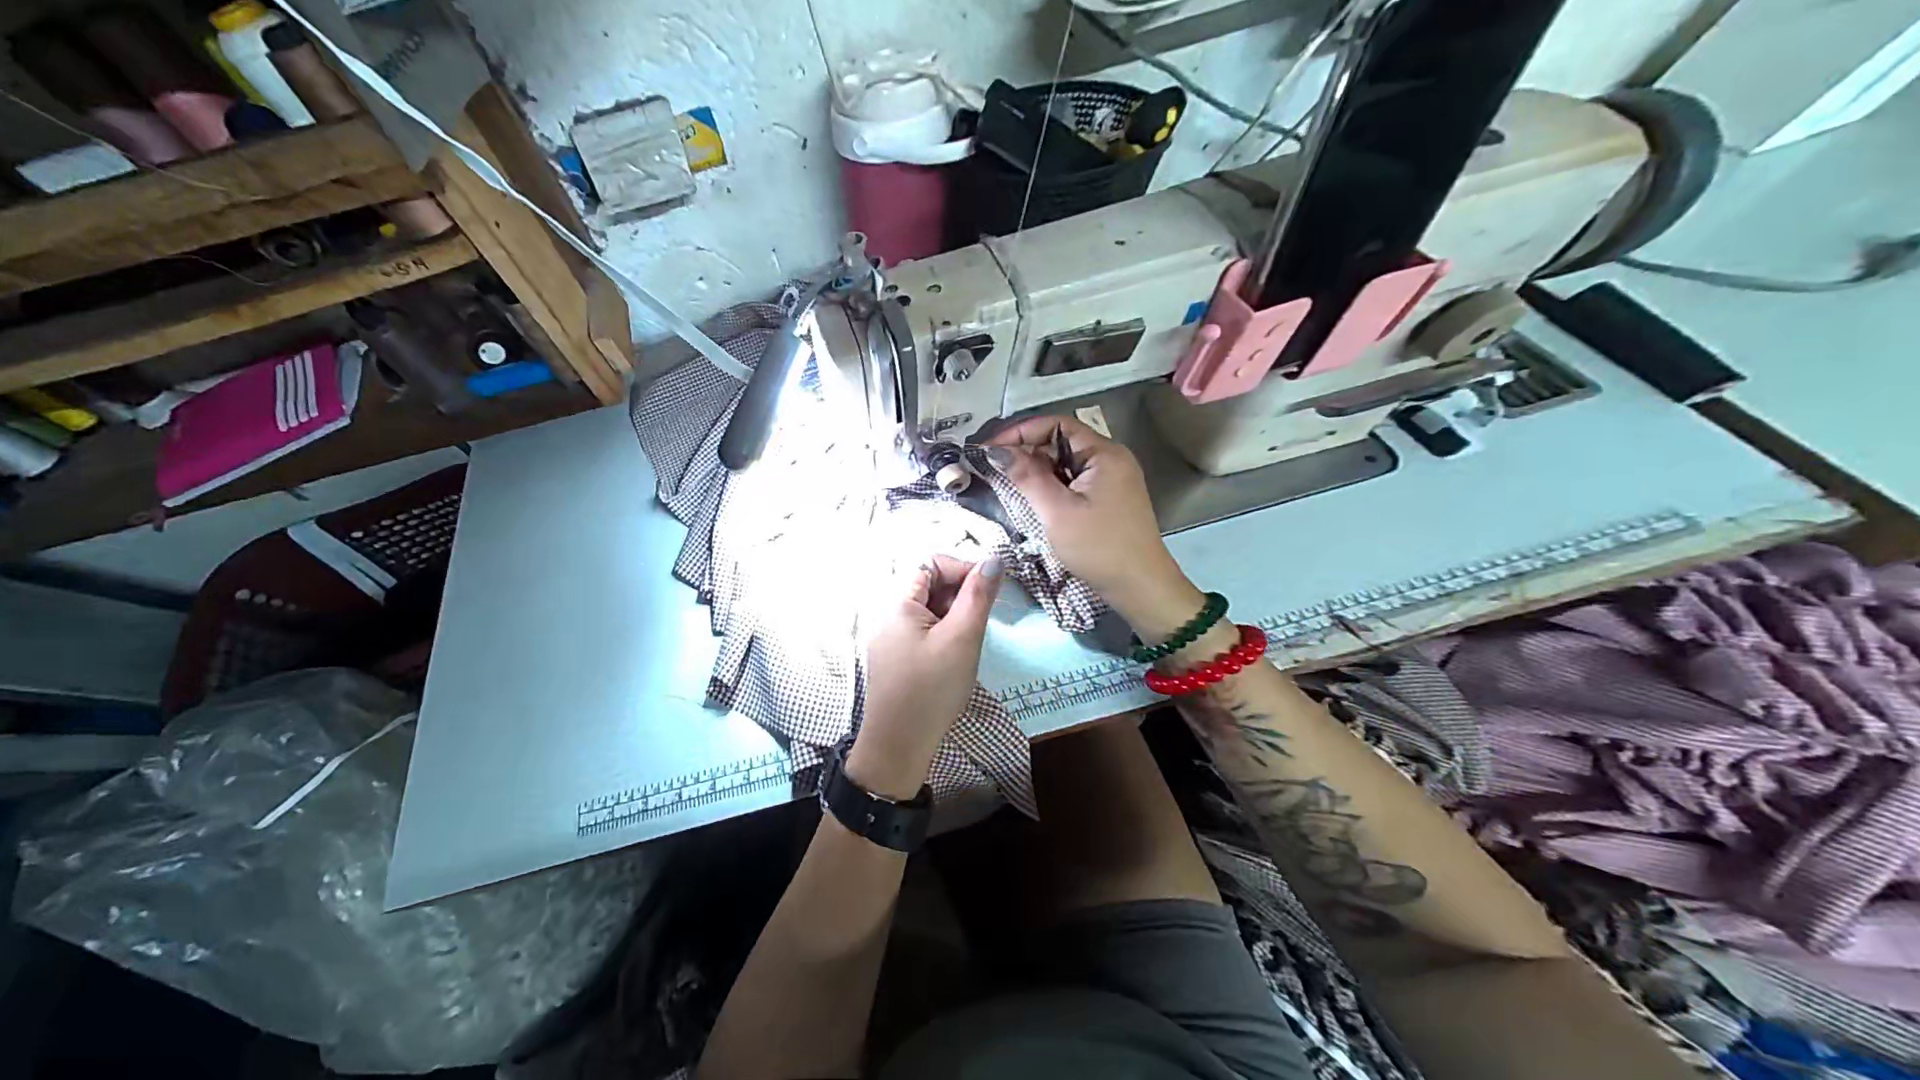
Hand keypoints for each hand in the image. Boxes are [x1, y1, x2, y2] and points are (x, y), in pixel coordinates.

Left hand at [853, 554, 1002, 798]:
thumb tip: (994, 559)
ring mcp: (891, 640)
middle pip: (930, 585)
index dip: (962, 568)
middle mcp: (889, 616)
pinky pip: (924, 633)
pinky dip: (945, 635)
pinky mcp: (897, 661)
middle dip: (960, 594)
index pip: (932, 563)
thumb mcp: (962, 638)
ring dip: (955, 616)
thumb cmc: (932, 689)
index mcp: (899, 604)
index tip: (988, 590)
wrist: (898, 747)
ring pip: (930, 611)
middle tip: (979, 621)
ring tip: (969, 642)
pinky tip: (956, 658)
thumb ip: (978, 596)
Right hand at [985, 415, 1203, 639]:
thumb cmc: (1099, 548)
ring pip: (1065, 463)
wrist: (1139, 586)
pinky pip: (1073, 481)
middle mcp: (1110, 459)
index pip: (1057, 424)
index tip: (990, 448)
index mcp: (1104, 454)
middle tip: (993, 467)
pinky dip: (1050, 485)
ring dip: (1036, 469)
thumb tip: (998, 451)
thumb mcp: (1057, 512)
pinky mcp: (1108, 498)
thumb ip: (1027, 477)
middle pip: (1061, 441)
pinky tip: (1031, 497)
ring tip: (1006, 480)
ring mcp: (1111, 480)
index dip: (1021, 431)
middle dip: (1026, 450)